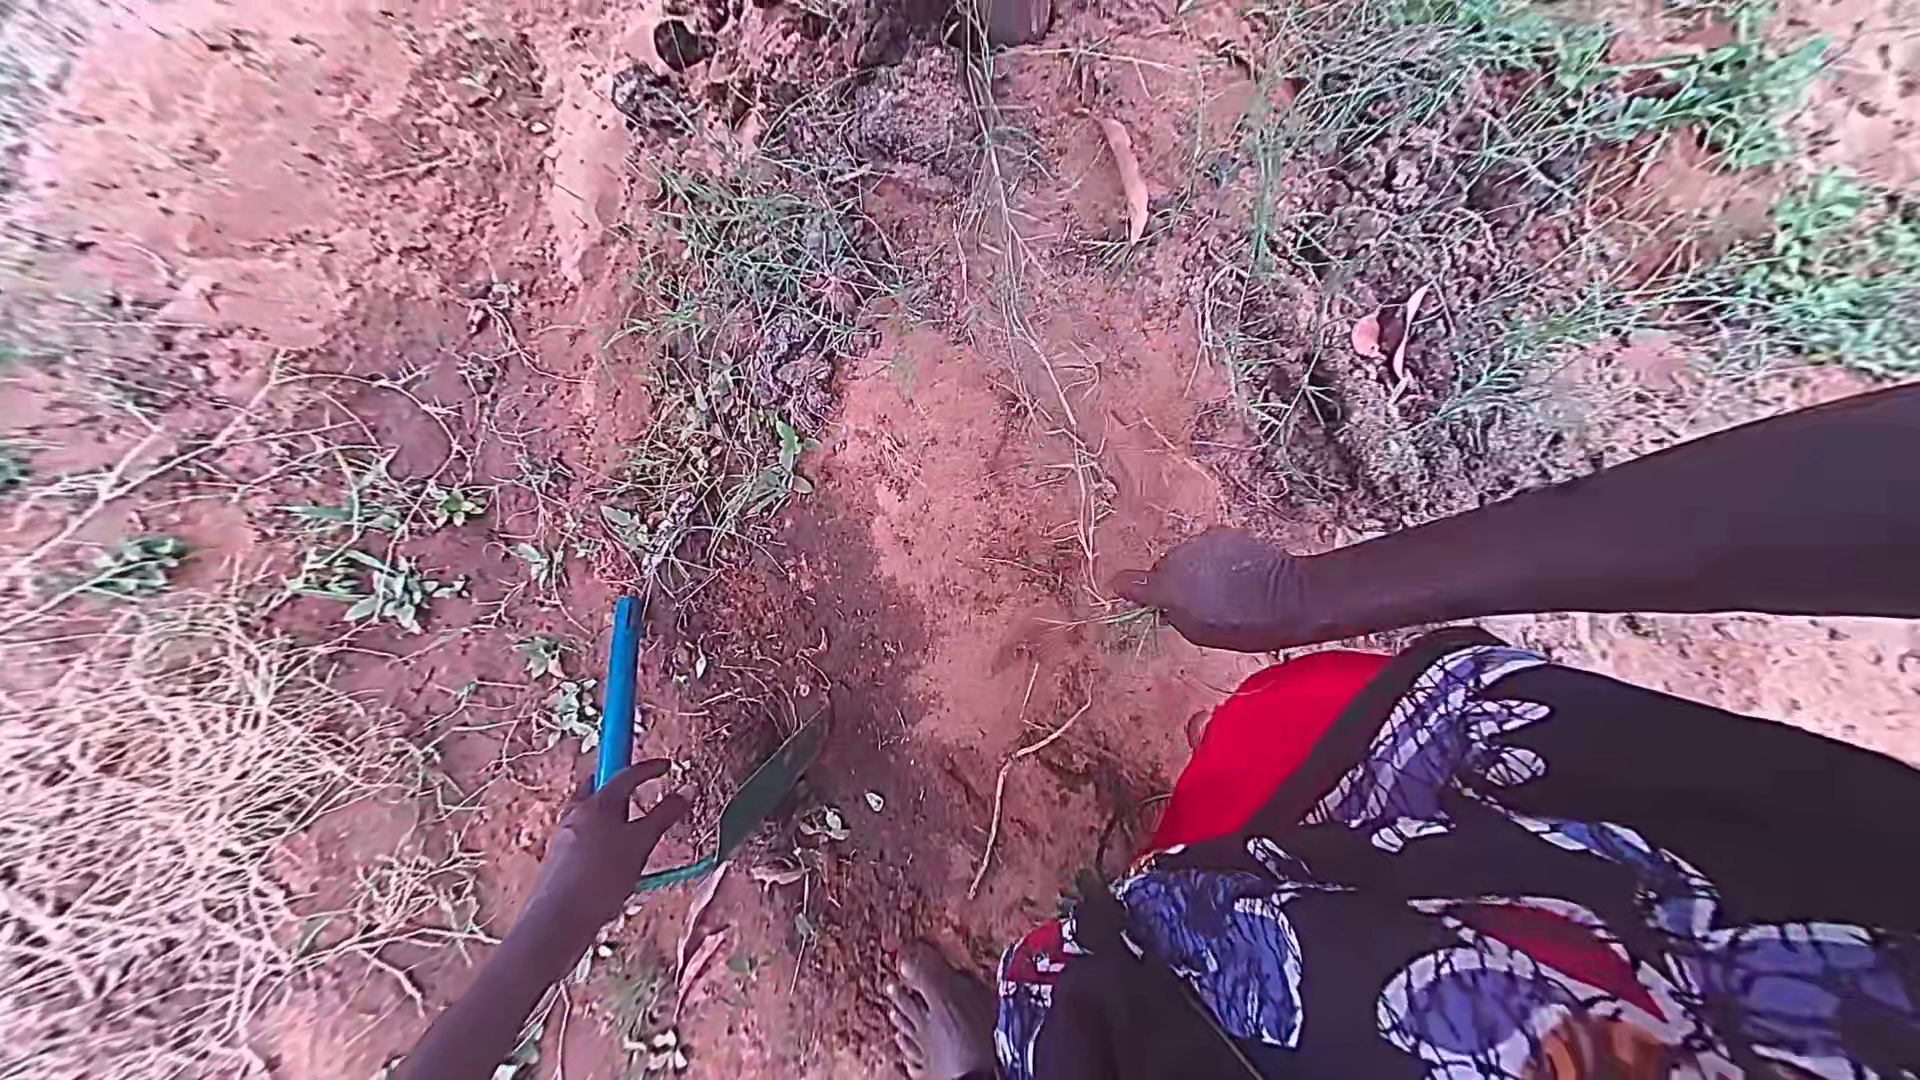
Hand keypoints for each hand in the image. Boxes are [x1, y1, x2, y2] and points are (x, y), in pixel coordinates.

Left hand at [521, 759, 688, 952]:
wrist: (556, 924)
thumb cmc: (602, 877)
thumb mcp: (642, 842)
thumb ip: (664, 814)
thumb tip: (687, 789)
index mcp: (597, 803)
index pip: (625, 773)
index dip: (648, 768)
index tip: (665, 766)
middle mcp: (576, 814)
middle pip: (598, 786)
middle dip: (618, 783)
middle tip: (639, 787)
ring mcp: (563, 837)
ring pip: (589, 811)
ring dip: (610, 809)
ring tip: (630, 824)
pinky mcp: (557, 861)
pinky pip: (583, 833)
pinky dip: (600, 831)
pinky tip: (612, 853)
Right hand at [1113, 529, 1314, 650]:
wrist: (1292, 596)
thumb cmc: (1245, 625)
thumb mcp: (1199, 633)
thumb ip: (1171, 615)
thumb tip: (1161, 605)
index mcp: (1168, 587)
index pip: (1128, 582)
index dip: (1130, 589)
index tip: (1133, 595)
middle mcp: (1177, 558)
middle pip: (1162, 568)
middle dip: (1173, 581)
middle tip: (1196, 601)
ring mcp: (1200, 542)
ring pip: (1185, 556)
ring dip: (1194, 568)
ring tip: (1220, 587)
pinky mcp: (1223, 533)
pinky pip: (1208, 547)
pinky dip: (1214, 558)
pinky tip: (1235, 572)